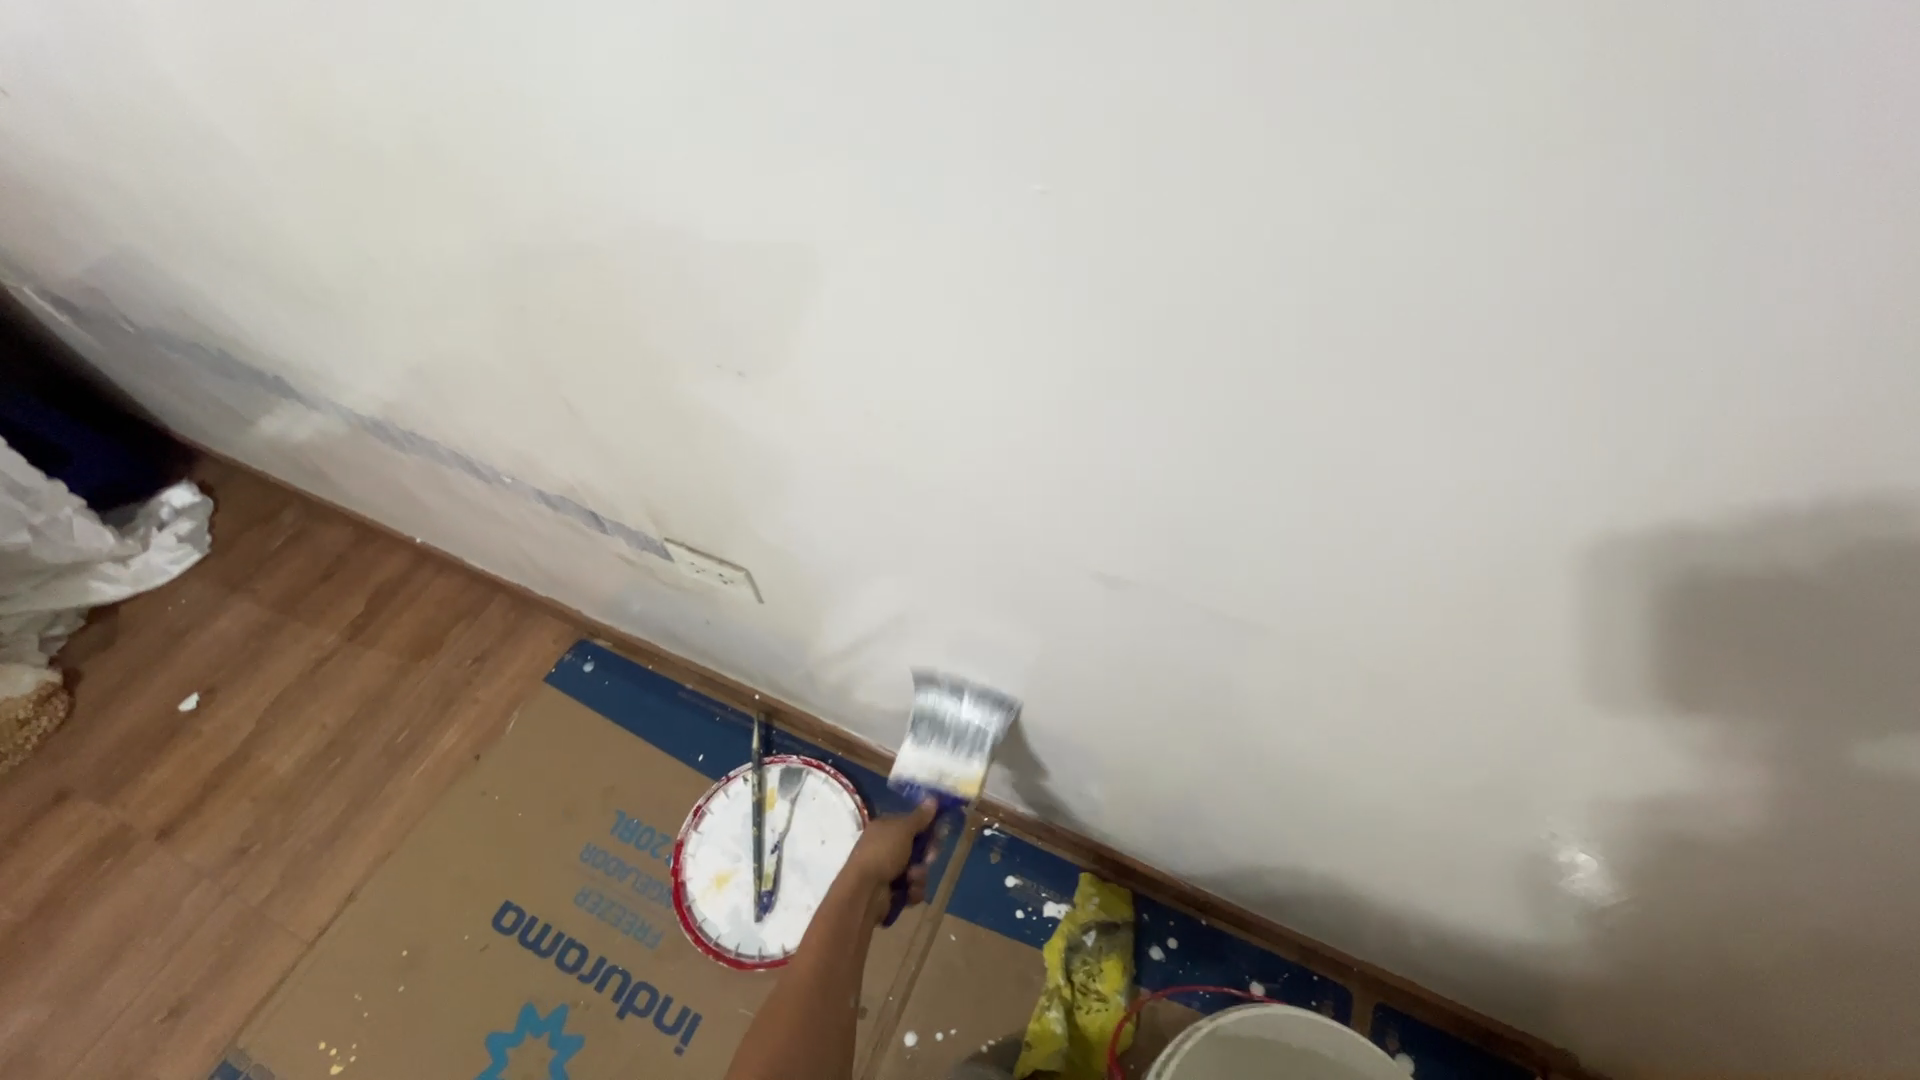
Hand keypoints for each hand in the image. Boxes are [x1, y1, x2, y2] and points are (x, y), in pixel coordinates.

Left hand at [841, 799, 937, 924]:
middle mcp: (886, 847)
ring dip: (919, 875)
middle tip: (929, 857)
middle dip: (926, 854)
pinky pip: (913, 888)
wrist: (864, 891)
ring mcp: (889, 870)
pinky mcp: (893, 891)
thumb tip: (932, 798)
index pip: (912, 823)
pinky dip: (913, 891)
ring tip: (911, 879)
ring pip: (918, 869)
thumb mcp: (903, 829)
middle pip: (918, 847)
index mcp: (885, 827)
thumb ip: (920, 817)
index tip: (940, 831)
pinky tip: (907, 893)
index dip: (927, 827)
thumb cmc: (882, 853)